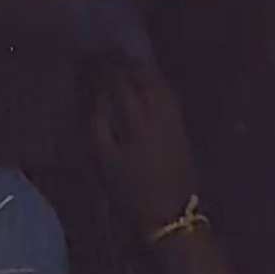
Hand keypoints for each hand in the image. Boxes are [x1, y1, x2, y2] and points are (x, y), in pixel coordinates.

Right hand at [88, 60, 200, 234]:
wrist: (171, 216)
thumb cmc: (131, 189)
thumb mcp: (104, 159)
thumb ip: (98, 123)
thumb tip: (98, 98)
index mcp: (135, 117)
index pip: (119, 80)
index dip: (105, 67)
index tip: (92, 61)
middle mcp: (157, 111)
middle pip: (142, 75)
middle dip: (125, 63)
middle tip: (110, 57)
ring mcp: (173, 118)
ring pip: (159, 82)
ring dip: (143, 70)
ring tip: (128, 64)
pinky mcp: (182, 127)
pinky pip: (169, 95)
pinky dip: (157, 82)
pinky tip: (148, 83)